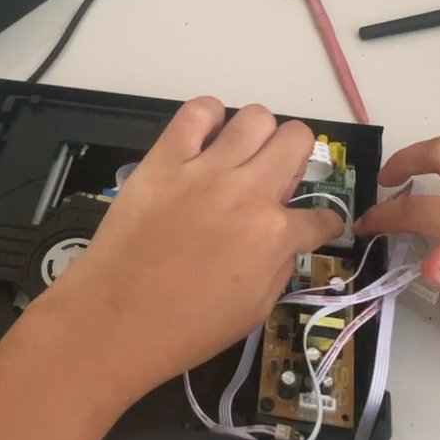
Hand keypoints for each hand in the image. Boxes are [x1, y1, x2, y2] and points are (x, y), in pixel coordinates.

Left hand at [33, 97, 341, 401]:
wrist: (115, 320)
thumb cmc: (186, 328)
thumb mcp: (254, 312)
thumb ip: (280, 268)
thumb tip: (285, 241)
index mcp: (274, 234)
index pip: (320, 216)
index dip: (324, 223)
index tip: (317, 225)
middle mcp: (249, 191)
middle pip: (297, 138)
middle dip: (299, 155)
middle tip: (278, 176)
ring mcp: (205, 169)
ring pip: (255, 116)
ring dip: (258, 135)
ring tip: (240, 155)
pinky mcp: (165, 157)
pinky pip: (197, 112)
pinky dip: (208, 117)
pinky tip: (205, 138)